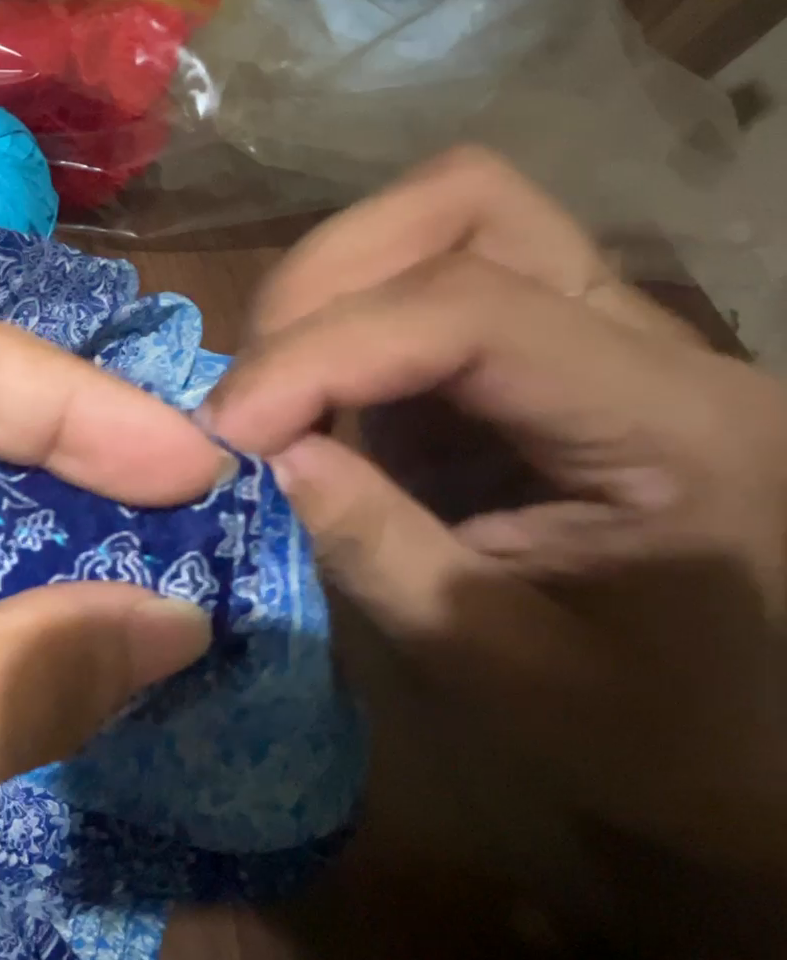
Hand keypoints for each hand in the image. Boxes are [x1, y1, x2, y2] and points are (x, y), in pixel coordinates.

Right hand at [202, 149, 786, 959]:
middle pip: (464, 205)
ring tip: (268, 396)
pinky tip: (302, 407)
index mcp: (671, 423)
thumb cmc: (651, 735)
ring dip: (323, 293)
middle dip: (322, 282)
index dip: (322, 355)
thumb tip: (260, 455)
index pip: (471, 312)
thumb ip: (376, 550)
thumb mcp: (500, 666)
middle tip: (249, 392)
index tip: (224, 434)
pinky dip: (332, 331)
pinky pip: (413, 293)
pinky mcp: (525, 368)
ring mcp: (582, 343)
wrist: (747, 754)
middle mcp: (639, 344)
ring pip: (437, 225)